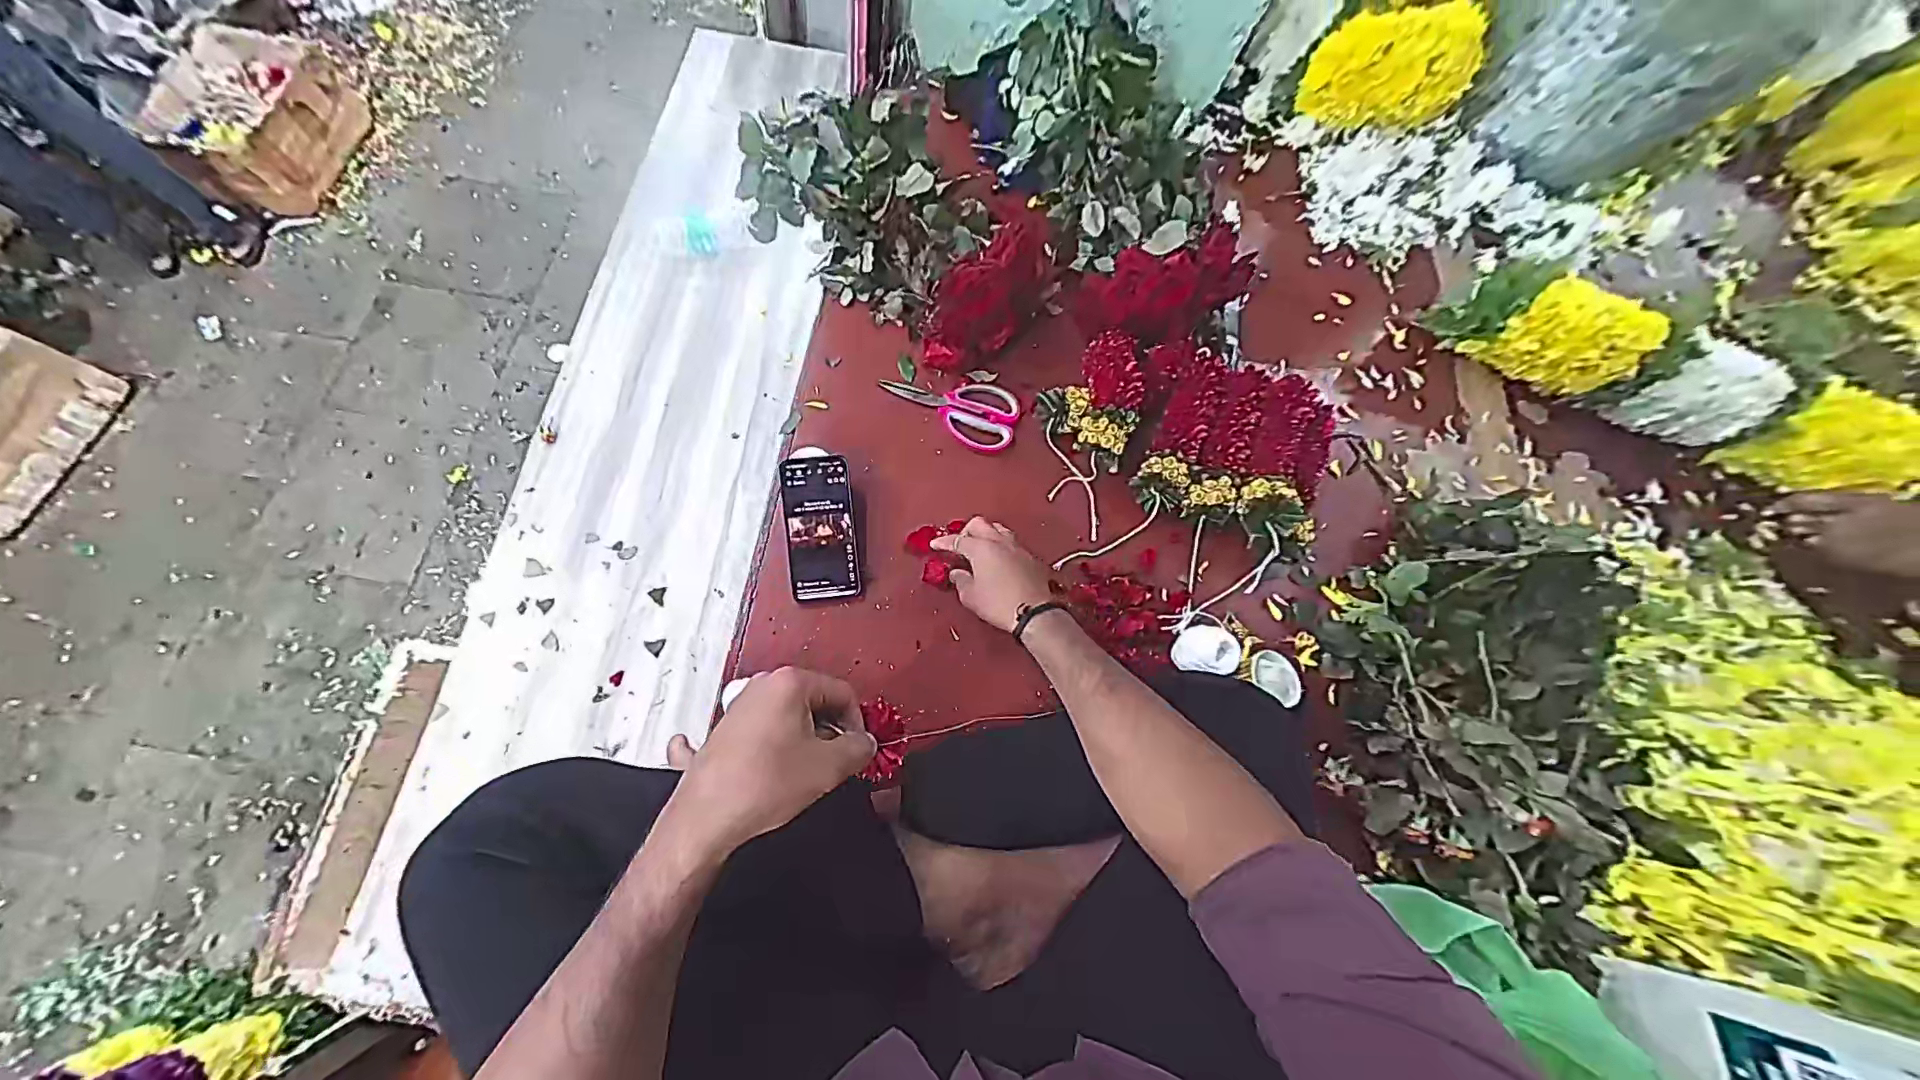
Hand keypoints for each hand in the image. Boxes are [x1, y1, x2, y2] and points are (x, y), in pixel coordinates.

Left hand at [661, 668, 875, 854]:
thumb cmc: (757, 786)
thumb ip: (858, 748)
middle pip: (816, 702)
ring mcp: (740, 707)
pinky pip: (759, 734)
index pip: (842, 693)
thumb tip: (864, 744)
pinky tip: (768, 768)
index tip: (857, 747)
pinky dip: (770, 748)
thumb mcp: (829, 767)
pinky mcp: (725, 731)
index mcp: (789, 683)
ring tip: (802, 773)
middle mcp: (762, 686)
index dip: (857, 722)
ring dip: (803, 741)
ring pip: (789, 717)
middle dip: (830, 732)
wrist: (704, 819)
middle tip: (835, 761)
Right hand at [929, 517, 1053, 632]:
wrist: (1034, 612)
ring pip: (998, 529)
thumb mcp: (971, 596)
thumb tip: (958, 574)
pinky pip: (1011, 543)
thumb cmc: (999, 603)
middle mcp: (1000, 542)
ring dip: (986, 533)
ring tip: (979, 547)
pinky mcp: (1030, 557)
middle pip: (979, 524)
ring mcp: (1017, 547)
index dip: (944, 542)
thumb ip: (961, 581)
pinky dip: (1001, 546)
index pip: (957, 540)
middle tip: (959, 544)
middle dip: (966, 531)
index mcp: (981, 548)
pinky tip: (998, 559)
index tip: (936, 545)